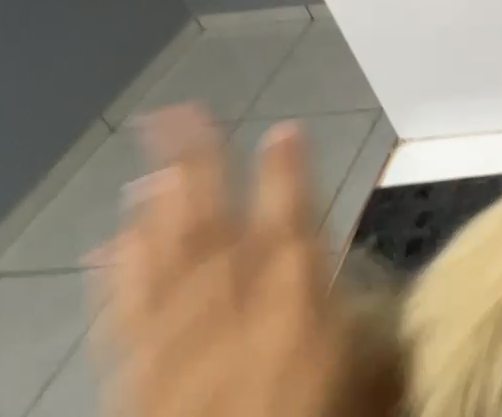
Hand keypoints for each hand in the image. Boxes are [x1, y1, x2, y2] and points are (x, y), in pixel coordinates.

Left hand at [90, 105, 393, 416]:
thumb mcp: (374, 398)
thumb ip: (375, 347)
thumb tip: (392, 298)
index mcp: (294, 337)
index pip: (293, 242)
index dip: (289, 181)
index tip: (286, 129)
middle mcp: (228, 341)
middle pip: (212, 242)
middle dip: (199, 172)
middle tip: (185, 113)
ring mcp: (173, 370)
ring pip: (161, 276)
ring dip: (155, 213)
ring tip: (149, 160)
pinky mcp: (137, 398)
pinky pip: (124, 331)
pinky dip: (116, 283)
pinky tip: (109, 246)